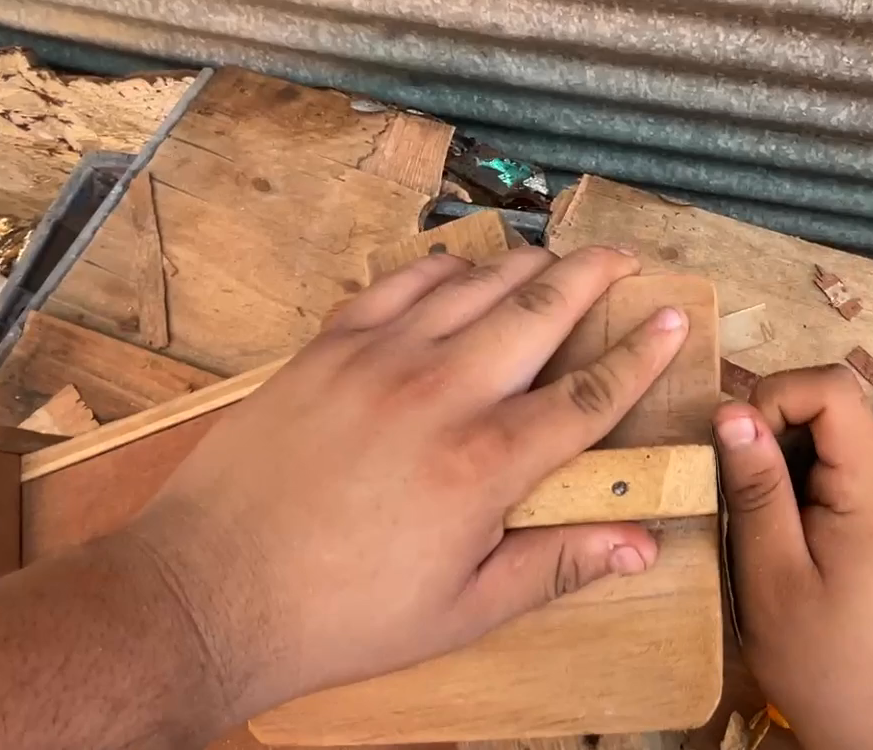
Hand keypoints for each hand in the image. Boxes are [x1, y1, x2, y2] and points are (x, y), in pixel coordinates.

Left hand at [113, 245, 687, 725]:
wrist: (197, 599)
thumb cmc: (343, 615)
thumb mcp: (462, 610)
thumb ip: (559, 564)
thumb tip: (645, 545)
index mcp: (485, 464)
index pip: (590, 394)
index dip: (642, 353)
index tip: (675, 317)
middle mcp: (443, 393)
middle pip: (543, 307)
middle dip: (597, 273)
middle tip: (628, 257)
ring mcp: (383, 357)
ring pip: (482, 281)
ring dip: (533, 263)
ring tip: (561, 261)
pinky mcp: (332, 344)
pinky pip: (407, 279)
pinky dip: (451, 266)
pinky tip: (468, 273)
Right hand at [715, 367, 872, 749]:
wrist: (869, 712)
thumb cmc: (817, 655)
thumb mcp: (771, 574)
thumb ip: (756, 488)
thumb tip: (731, 412)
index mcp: (869, 488)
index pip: (834, 390)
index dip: (779, 395)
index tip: (739, 442)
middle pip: (828, 400)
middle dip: (770, 420)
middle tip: (735, 477)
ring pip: (820, 425)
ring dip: (774, 447)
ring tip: (750, 505)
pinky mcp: (862, 505)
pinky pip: (822, 457)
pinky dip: (785, 469)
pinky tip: (769, 517)